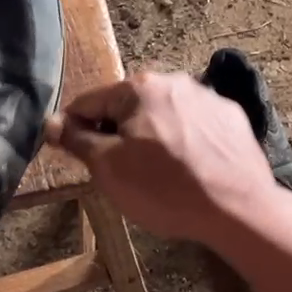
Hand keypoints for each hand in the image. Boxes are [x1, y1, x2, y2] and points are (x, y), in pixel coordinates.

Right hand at [44, 69, 282, 246]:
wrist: (239, 210)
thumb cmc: (165, 189)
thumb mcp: (109, 169)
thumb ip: (78, 140)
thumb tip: (51, 122)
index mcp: (138, 88)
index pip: (89, 102)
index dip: (77, 129)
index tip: (80, 157)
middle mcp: (172, 81)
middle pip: (129, 106)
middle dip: (119, 133)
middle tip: (124, 173)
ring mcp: (206, 96)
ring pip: (164, 114)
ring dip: (154, 136)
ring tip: (162, 175)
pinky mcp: (231, 116)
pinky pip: (196, 125)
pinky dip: (187, 142)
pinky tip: (193, 170)